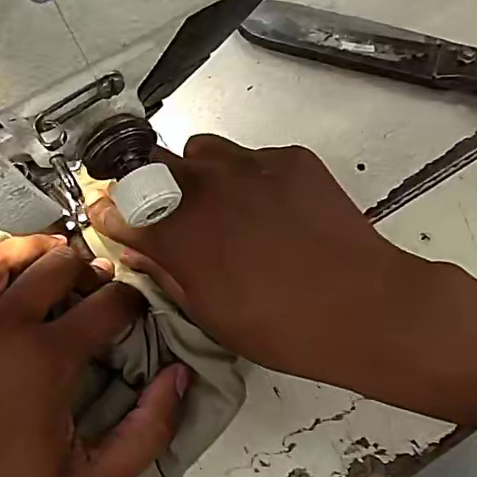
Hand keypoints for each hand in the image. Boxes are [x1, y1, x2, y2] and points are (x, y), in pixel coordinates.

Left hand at [0, 235, 190, 476]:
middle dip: (91, 270)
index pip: (107, 303)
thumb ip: (148, 430)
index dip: (134, 301)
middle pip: (57, 265)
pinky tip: (2, 282)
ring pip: (2, 256)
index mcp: (42, 362)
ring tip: (60, 269)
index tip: (141, 310)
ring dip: (38, 255)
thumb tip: (179, 377)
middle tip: (104, 292)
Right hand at [87, 135, 439, 390]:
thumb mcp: (211, 314)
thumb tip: (142, 254)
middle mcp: (208, 188)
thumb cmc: (288, 325)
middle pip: (149, 163)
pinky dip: (247, 176)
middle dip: (146, 186)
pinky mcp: (290, 159)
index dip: (112, 215)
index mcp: (179, 232)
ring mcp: (251, 167)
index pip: (119, 205)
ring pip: (201, 151)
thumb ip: (167, 275)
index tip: (115, 220)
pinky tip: (267, 208)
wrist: (364, 306)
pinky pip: (251, 155)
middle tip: (164, 211)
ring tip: (220, 207)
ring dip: (197, 174)